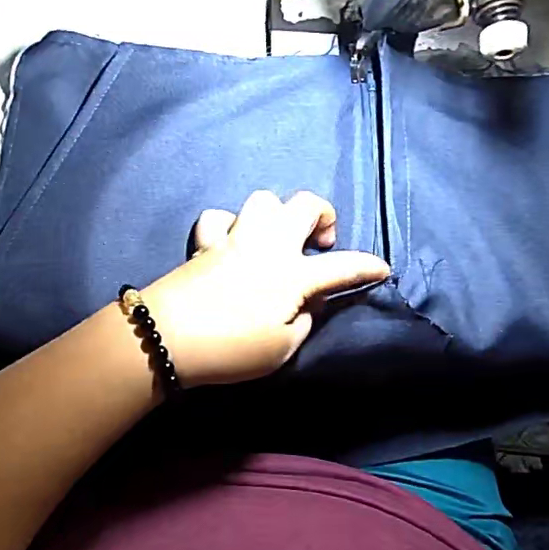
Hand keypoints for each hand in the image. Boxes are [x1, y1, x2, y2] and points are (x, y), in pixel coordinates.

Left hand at [138, 191, 391, 386]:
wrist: (166, 337)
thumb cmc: (230, 349)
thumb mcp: (281, 349)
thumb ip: (304, 321)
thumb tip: (308, 303)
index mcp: (293, 275)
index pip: (342, 266)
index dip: (367, 266)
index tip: (382, 268)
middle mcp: (268, 246)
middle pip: (305, 205)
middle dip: (323, 215)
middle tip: (320, 243)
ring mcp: (235, 239)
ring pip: (263, 199)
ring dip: (277, 213)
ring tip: (277, 238)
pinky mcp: (206, 243)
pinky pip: (219, 218)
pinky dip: (229, 226)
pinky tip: (231, 243)